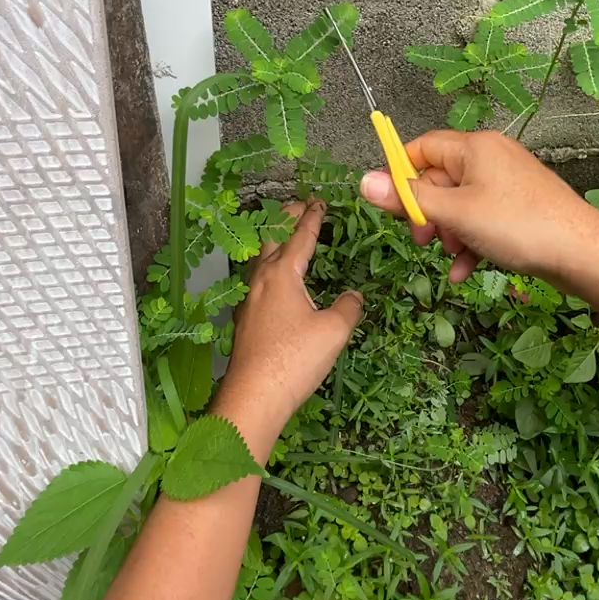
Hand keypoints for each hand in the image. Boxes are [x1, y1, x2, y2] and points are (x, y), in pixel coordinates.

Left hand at [212, 201, 363, 457]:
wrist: (254, 398)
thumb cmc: (295, 360)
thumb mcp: (333, 331)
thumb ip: (348, 307)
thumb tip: (354, 295)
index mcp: (282, 274)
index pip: (300, 236)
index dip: (312, 217)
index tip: (320, 202)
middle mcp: (260, 280)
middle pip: (272, 238)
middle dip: (286, 218)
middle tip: (300, 206)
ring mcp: (248, 300)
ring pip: (260, 259)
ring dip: (274, 241)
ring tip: (285, 236)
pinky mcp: (244, 320)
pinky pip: (257, 280)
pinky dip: (268, 266)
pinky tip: (273, 282)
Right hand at [359, 130, 598, 288]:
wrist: (583, 253)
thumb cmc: (517, 224)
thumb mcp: (455, 213)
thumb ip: (409, 199)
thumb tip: (363, 181)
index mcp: (474, 147)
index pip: (422, 147)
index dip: (400, 174)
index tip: (390, 206)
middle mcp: (490, 157)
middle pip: (439, 178)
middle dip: (427, 212)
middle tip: (422, 240)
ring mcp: (507, 183)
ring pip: (460, 203)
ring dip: (448, 232)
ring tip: (451, 257)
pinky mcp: (519, 208)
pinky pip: (482, 219)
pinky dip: (470, 242)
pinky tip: (466, 272)